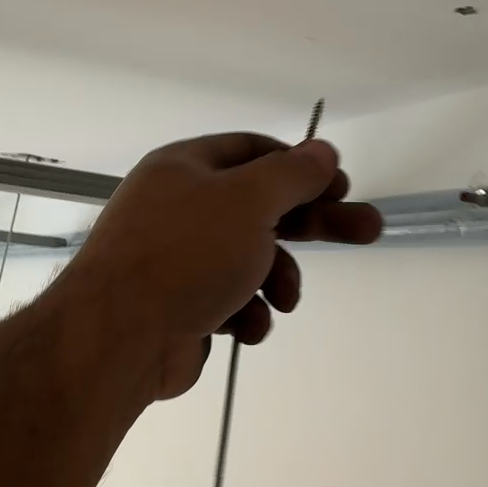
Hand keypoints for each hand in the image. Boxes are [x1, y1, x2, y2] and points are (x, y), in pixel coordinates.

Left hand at [55, 132, 381, 402]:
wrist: (120, 336)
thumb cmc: (185, 254)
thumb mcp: (248, 201)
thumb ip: (291, 174)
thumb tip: (322, 150)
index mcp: (185, 168)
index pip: (253, 151)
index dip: (300, 166)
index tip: (340, 187)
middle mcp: (178, 207)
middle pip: (261, 206)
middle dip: (313, 223)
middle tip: (367, 231)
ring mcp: (175, 258)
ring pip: (248, 258)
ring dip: (276, 278)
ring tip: (284, 300)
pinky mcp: (177, 304)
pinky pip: (228, 298)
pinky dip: (245, 311)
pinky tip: (246, 326)